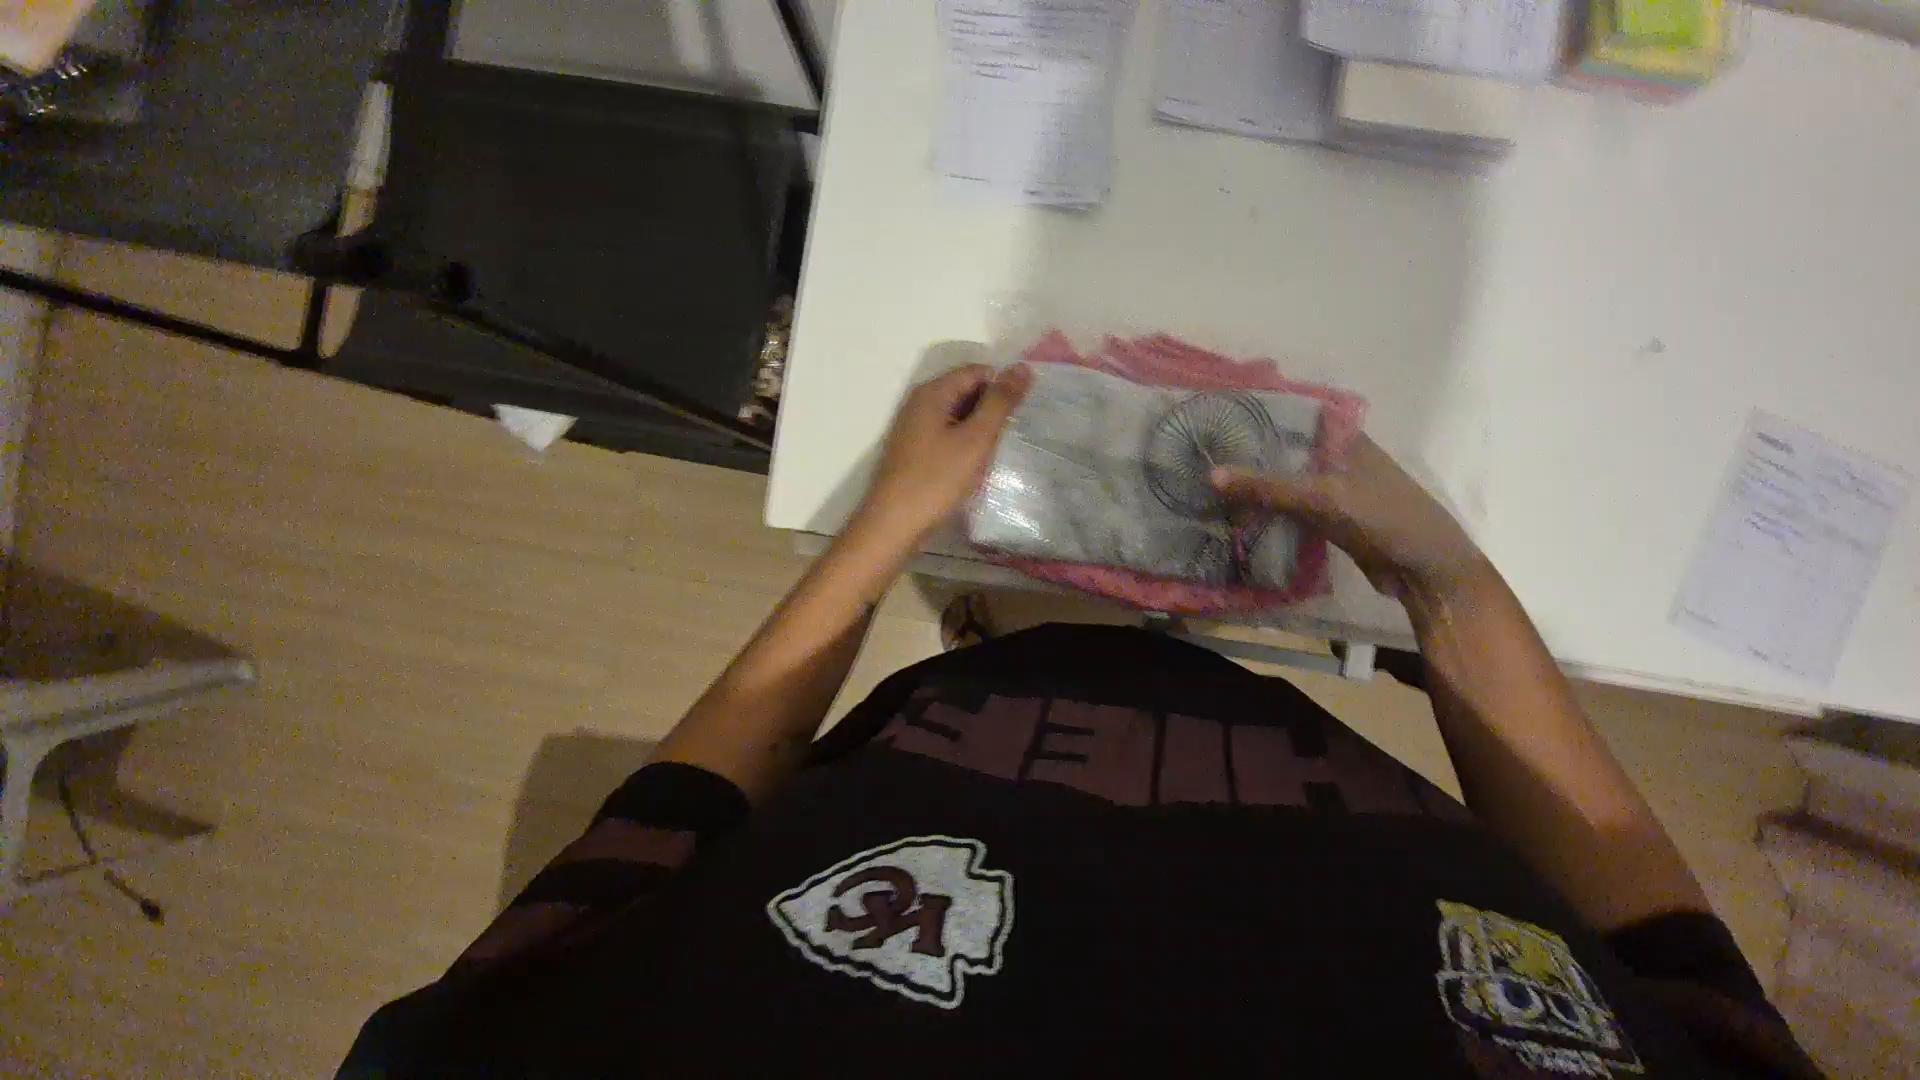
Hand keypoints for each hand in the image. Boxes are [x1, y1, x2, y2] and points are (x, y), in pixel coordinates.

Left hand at [851, 363, 1032, 551]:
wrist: (894, 525)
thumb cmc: (936, 480)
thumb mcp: (975, 439)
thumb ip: (1000, 402)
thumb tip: (1022, 367)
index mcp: (932, 393)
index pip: (977, 371)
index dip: (1002, 386)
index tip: (1022, 411)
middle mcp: (919, 403)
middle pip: (966, 391)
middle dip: (992, 409)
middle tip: (1012, 434)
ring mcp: (914, 428)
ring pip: (958, 416)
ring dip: (980, 430)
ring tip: (997, 451)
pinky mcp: (915, 451)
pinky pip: (947, 436)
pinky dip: (965, 445)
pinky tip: (976, 466)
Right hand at [1212, 433, 1489, 601]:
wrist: (1423, 570)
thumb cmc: (1383, 518)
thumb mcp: (1321, 498)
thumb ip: (1267, 487)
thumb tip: (1211, 475)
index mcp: (1343, 439)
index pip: (1292, 417)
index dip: (1256, 416)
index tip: (1216, 417)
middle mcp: (1336, 458)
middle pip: (1284, 451)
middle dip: (1248, 455)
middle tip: (1201, 454)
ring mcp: (1332, 489)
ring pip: (1284, 482)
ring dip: (1254, 486)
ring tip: (1208, 482)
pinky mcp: (1328, 518)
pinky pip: (1288, 509)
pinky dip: (1265, 511)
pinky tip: (1234, 513)